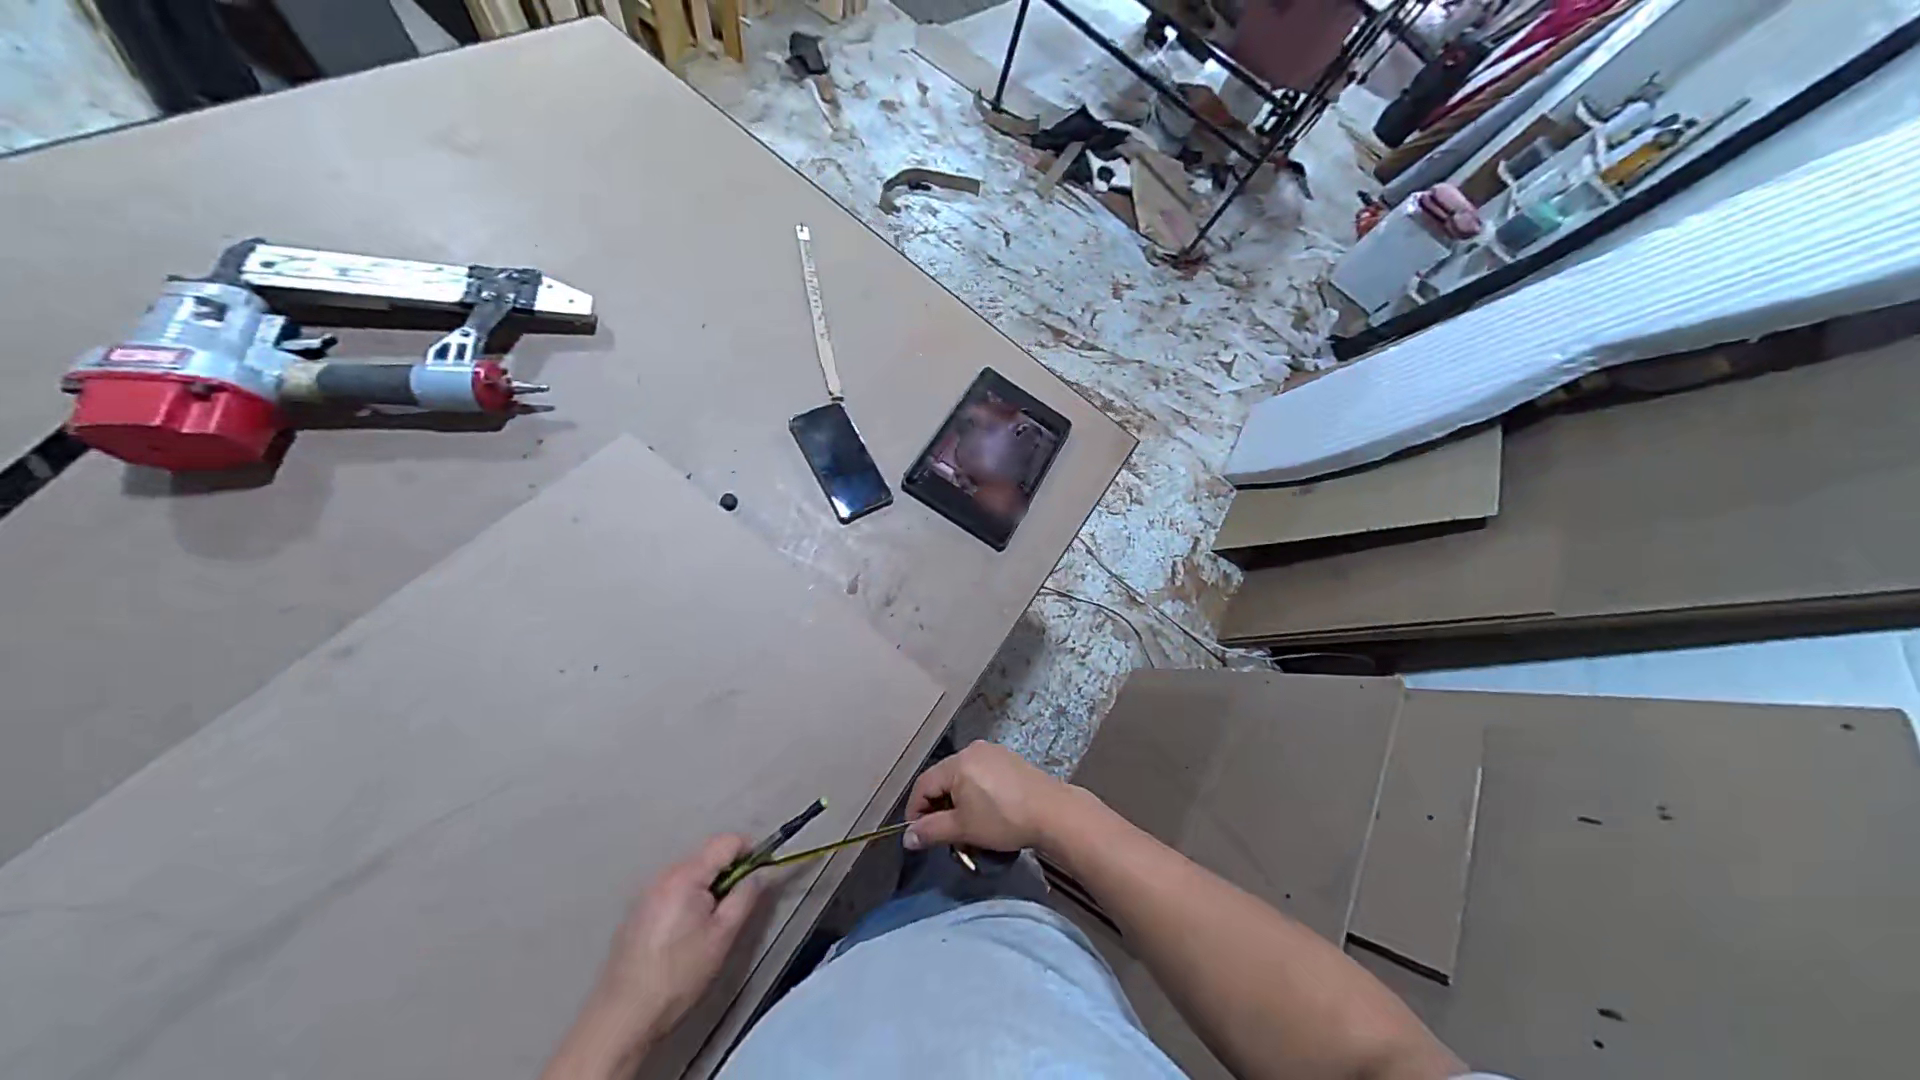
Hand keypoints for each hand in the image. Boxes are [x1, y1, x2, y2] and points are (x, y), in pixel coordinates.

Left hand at [543, 836, 766, 1079]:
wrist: (623, 1016)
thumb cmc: (679, 975)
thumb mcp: (723, 935)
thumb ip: (746, 896)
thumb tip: (760, 873)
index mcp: (685, 876)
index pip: (726, 841)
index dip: (749, 850)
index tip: (759, 872)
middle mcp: (663, 875)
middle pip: (707, 854)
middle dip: (728, 871)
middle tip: (735, 904)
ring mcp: (647, 891)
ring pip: (690, 872)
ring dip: (708, 885)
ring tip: (711, 922)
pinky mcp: (637, 910)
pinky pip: (672, 888)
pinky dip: (688, 896)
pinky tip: (685, 931)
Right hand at [903, 740, 1074, 853]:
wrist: (1053, 813)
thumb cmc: (1004, 820)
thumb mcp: (963, 828)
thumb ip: (931, 831)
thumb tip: (907, 838)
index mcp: (957, 762)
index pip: (923, 785)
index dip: (915, 811)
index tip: (918, 836)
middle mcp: (973, 750)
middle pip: (942, 779)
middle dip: (938, 808)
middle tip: (943, 835)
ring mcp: (993, 753)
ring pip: (962, 778)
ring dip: (957, 802)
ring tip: (965, 827)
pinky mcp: (1008, 760)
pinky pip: (981, 775)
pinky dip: (975, 793)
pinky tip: (986, 812)